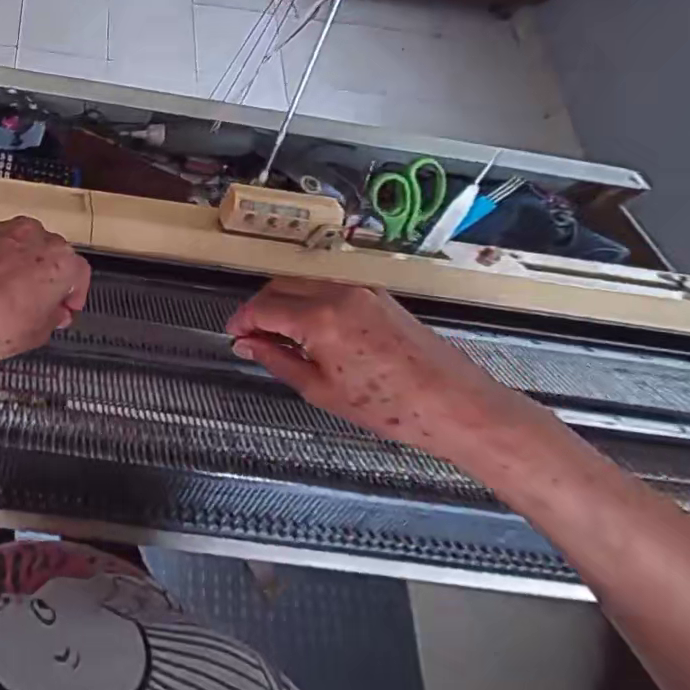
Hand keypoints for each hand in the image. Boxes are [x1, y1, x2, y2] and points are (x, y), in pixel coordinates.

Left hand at [0, 217, 90, 367]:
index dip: (74, 295)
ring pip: (27, 246)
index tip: (66, 306)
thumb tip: (55, 312)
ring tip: (12, 295)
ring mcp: (6, 232)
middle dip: (50, 278)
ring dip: (26, 265)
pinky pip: (1, 245)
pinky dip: (1, 260)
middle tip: (40, 304)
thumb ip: (55, 317)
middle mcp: (36, 238)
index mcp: (61, 261)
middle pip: (55, 255)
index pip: (80, 274)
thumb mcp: (37, 333)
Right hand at [225, 279, 550, 464]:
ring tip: (280, 336)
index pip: (263, 307)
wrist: (453, 403)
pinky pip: (328, 288)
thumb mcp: (321, 390)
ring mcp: (361, 291)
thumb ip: (277, 360)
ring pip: (303, 284)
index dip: (242, 320)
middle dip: (259, 307)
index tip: (235, 333)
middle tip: (251, 334)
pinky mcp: (377, 295)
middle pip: (279, 287)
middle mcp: (339, 294)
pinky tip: (310, 329)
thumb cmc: (396, 405)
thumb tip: (250, 345)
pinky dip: (309, 301)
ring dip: (284, 302)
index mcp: (321, 318)